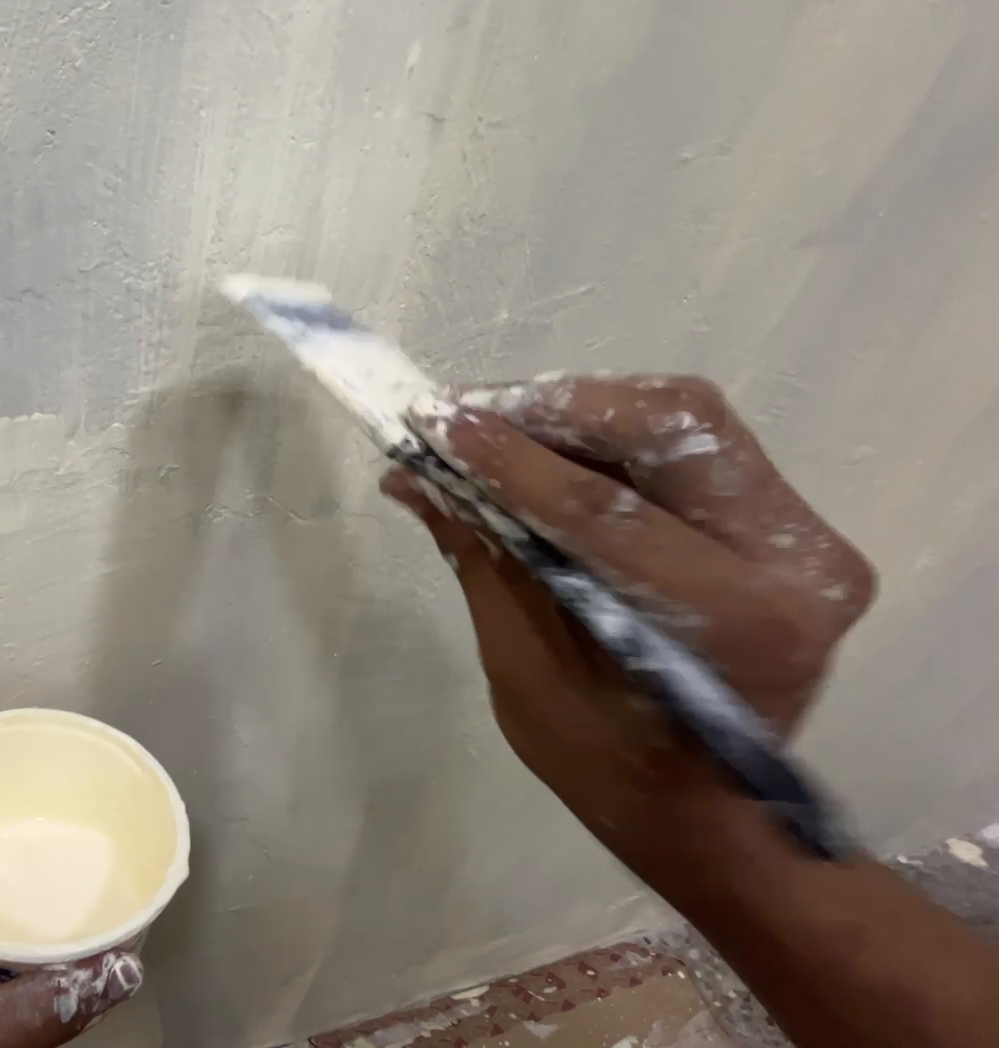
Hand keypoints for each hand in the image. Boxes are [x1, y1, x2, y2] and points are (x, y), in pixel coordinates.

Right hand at [383, 375, 875, 867]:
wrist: (697, 803)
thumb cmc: (600, 758)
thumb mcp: (521, 658)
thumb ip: (480, 552)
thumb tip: (411, 476)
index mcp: (734, 621)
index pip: (602, 509)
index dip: (506, 461)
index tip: (431, 424)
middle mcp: (794, 559)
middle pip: (669, 424)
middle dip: (547, 407)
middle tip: (457, 411)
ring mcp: (798, 531)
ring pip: (678, 417)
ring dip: (568, 410)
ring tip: (485, 423)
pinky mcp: (777, 518)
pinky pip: (679, 443)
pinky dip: (593, 432)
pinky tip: (532, 442)